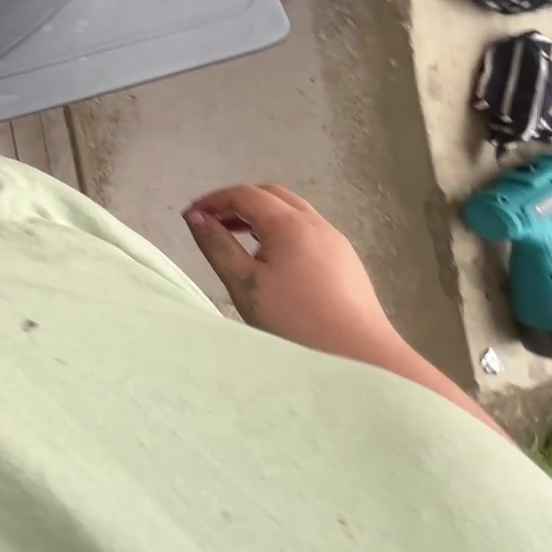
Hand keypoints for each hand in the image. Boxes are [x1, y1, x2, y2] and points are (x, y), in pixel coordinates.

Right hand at [185, 185, 403, 362]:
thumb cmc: (294, 318)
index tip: (189, 216)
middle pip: (271, 195)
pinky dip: (278, 228)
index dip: (213, 200)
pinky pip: (305, 228)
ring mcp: (335, 241)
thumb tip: (195, 216)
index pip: (245, 195)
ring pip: (291, 210)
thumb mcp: (244, 281)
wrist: (361, 357)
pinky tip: (267, 254)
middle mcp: (316, 224)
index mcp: (290, 225)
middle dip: (236, 201)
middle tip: (210, 220)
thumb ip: (216, 244)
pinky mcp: (345, 259)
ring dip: (258, 214)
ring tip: (233, 235)